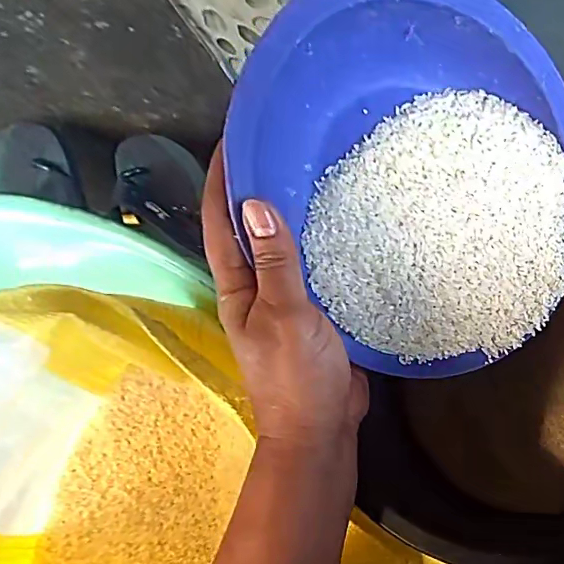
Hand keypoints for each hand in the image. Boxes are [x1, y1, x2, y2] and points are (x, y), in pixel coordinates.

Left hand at [201, 151, 367, 445]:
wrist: (322, 426)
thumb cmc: (295, 376)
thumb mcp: (285, 316)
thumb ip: (275, 263)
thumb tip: (255, 204)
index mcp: (237, 286)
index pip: (221, 221)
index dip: (223, 179)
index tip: (235, 137)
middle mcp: (257, 287)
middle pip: (251, 228)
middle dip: (259, 187)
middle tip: (283, 144)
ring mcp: (287, 300)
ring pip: (285, 246)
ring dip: (292, 213)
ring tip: (313, 173)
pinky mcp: (316, 311)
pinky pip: (315, 268)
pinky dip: (322, 244)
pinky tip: (342, 225)